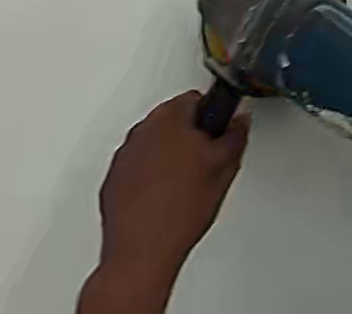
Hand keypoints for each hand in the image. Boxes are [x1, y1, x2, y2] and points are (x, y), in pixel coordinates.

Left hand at [79, 91, 249, 313]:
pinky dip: (149, 175)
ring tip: (186, 180)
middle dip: (190, 132)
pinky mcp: (111, 184)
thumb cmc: (180, 209)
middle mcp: (141, 132)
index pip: (195, 98)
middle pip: (172, 118)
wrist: (143, 253)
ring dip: (168, 152)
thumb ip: (237, 133)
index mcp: (169, 117)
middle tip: (206, 155)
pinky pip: (136, 168)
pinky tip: (165, 195)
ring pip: (154, 143)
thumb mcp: (226, 164)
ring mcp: (123, 158)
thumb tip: (239, 122)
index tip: (219, 127)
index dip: (212, 114)